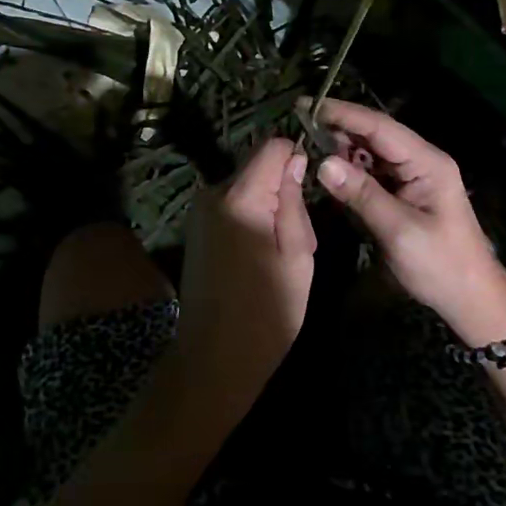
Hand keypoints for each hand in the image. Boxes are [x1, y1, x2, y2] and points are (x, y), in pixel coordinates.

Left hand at [178, 138, 316, 393]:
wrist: (214, 358)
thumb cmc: (267, 311)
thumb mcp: (298, 255)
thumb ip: (294, 202)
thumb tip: (296, 160)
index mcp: (240, 197)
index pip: (272, 146)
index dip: (296, 159)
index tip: (309, 190)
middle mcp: (212, 193)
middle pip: (257, 165)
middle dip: (282, 187)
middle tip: (296, 234)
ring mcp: (199, 211)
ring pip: (246, 185)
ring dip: (266, 204)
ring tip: (277, 250)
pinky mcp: (196, 228)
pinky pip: (231, 204)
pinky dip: (249, 217)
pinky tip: (257, 255)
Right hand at [302, 98, 505, 345]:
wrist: (471, 298)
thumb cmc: (440, 264)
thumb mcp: (398, 230)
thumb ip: (361, 194)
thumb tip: (322, 162)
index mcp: (427, 162)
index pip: (380, 127)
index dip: (343, 113)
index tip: (307, 104)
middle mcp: (421, 161)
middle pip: (376, 135)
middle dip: (340, 128)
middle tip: (301, 124)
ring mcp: (415, 177)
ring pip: (373, 153)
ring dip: (344, 148)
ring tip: (309, 144)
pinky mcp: (407, 194)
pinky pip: (376, 173)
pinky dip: (353, 170)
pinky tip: (331, 171)